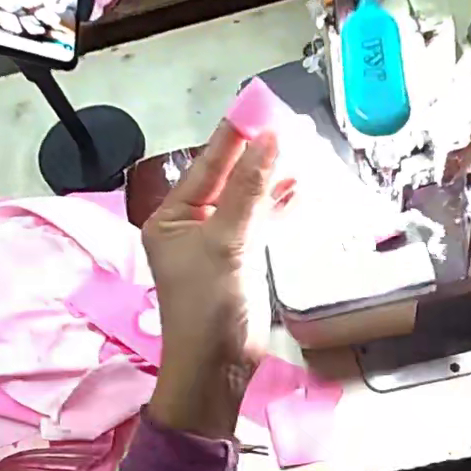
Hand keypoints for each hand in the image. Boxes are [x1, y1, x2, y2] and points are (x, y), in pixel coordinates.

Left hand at [141, 120, 286, 435]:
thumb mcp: (226, 242)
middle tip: (287, 124)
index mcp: (172, 217)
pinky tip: (294, 190)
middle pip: (227, 180)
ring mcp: (217, 244)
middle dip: (256, 155)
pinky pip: (257, 224)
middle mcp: (191, 226)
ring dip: (269, 180)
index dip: (235, 137)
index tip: (260, 105)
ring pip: (245, 201)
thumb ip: (249, 191)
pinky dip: (275, 208)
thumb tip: (270, 140)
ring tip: (298, 152)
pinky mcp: (239, 262)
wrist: (217, 365)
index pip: (207, 166)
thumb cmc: (209, 305)